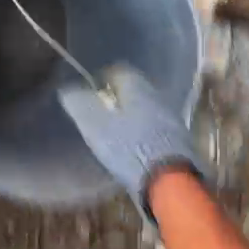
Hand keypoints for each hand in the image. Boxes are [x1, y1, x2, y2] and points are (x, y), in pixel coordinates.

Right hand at [58, 65, 202, 208]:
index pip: (118, 70)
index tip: (89, 92)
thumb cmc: (128, 147)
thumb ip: (80, 104)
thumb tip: (68, 90)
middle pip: (135, 88)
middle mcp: (158, 95)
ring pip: (147, 107)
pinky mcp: (180, 138)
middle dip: (118, 97)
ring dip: (132, 115)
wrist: (169, 178)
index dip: (101, 79)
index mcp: (137, 87)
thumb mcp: (95, 125)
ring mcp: (172, 116)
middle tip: (101, 112)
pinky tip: (136, 145)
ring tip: (117, 131)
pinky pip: (157, 126)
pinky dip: (144, 130)